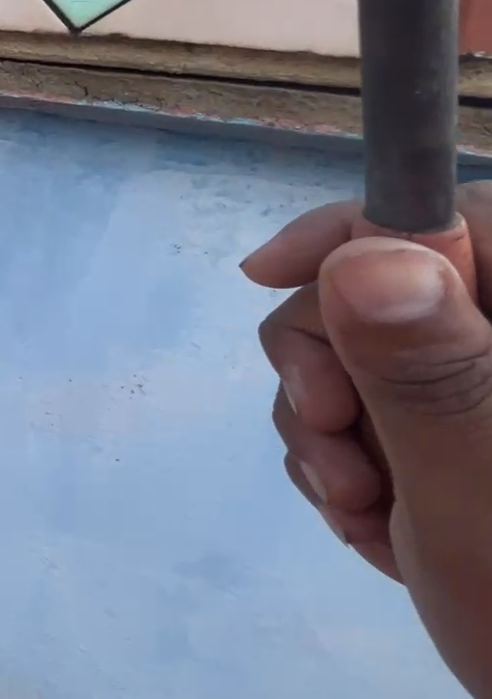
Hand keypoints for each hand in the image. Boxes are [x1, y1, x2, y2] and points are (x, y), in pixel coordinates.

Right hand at [245, 185, 491, 695]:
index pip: (465, 224)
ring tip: (353, 501)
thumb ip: (429, 371)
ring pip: (358, 361)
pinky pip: (364, 413)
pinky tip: (367, 512)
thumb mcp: (475, 491)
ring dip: (323, 426)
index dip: (362, 229)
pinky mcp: (462, 439)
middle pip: (382, 298)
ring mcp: (485, 401)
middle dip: (322, 364)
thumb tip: (375, 252)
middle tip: (325, 433)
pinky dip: (339, 458)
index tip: (266, 274)